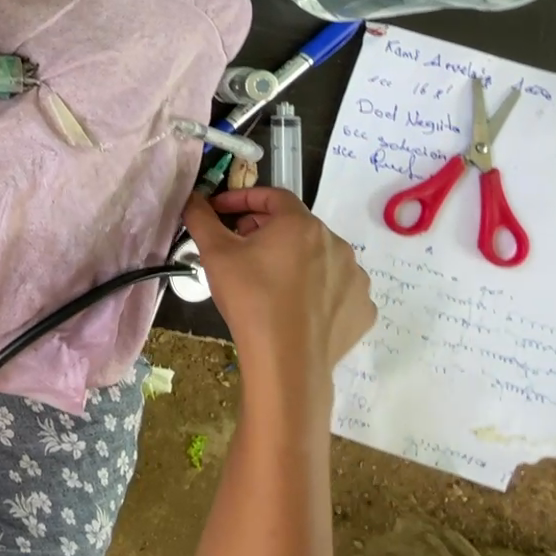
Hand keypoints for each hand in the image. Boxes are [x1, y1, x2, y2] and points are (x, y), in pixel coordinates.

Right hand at [182, 188, 375, 396]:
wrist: (287, 359)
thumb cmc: (249, 296)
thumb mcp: (214, 252)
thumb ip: (200, 217)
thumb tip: (192, 197)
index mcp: (301, 225)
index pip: (273, 195)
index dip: (243, 198)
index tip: (219, 210)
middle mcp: (337, 245)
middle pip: (295, 225)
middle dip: (264, 228)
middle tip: (237, 244)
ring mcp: (356, 278)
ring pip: (317, 255)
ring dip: (291, 256)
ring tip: (264, 276)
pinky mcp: (362, 308)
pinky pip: (335, 286)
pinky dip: (314, 285)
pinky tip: (293, 302)